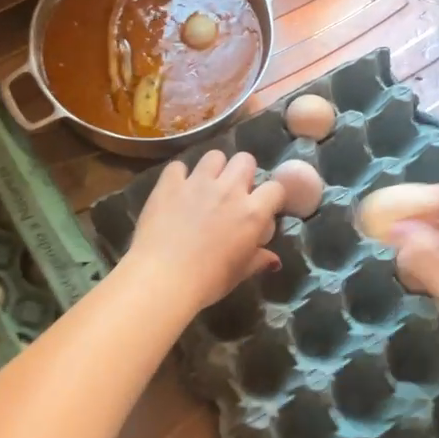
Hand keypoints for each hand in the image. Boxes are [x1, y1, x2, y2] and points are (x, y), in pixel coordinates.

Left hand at [127, 151, 284, 310]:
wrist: (163, 278)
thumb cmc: (207, 281)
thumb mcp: (239, 274)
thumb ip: (258, 260)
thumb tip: (273, 260)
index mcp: (252, 213)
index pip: (275, 188)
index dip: (271, 196)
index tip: (263, 206)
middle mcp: (228, 190)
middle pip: (245, 160)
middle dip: (243, 172)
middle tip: (233, 192)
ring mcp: (197, 182)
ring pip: (214, 156)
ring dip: (214, 168)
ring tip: (206, 186)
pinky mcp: (169, 183)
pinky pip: (178, 166)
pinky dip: (179, 176)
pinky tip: (176, 191)